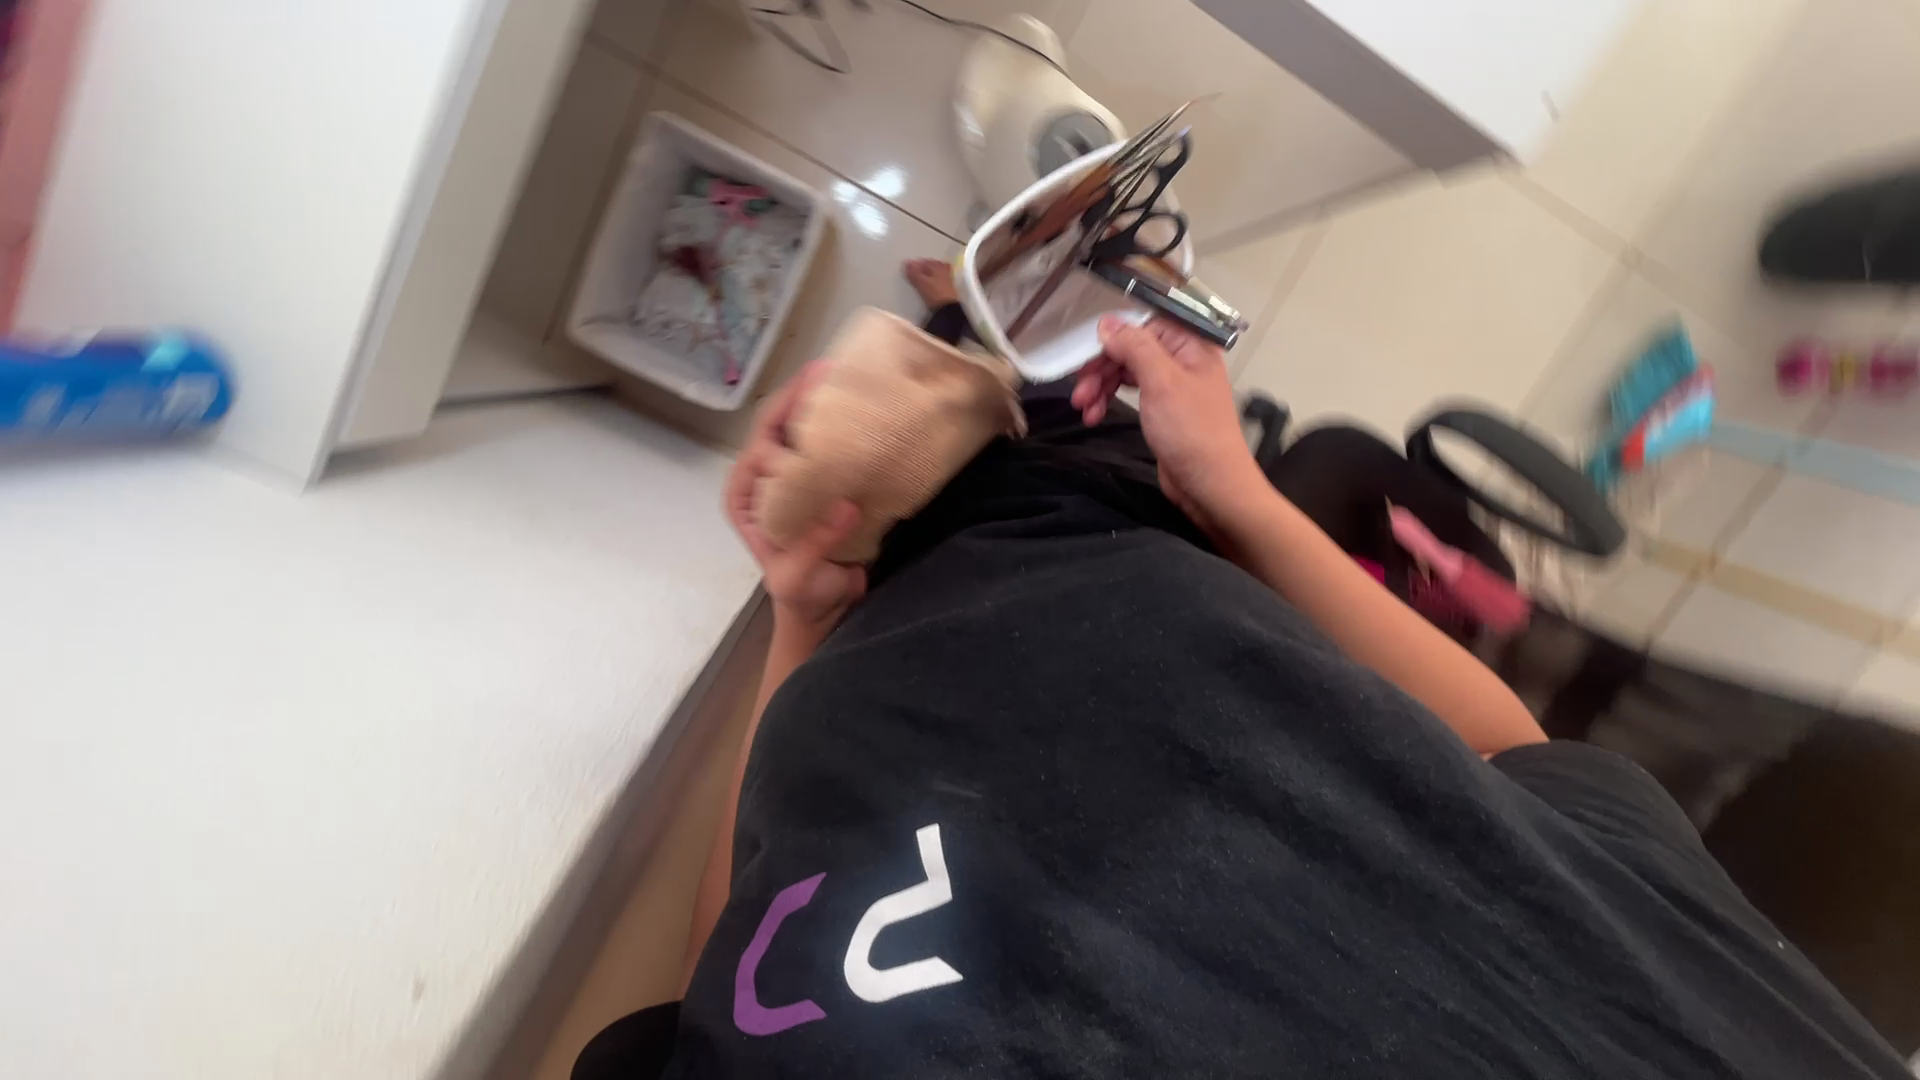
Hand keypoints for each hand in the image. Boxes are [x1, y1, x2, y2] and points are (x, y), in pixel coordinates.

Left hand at [725, 365, 868, 635]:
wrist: (827, 609)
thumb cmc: (802, 595)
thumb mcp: (797, 575)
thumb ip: (815, 543)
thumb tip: (846, 506)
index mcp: (747, 496)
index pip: (761, 446)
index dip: (784, 418)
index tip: (814, 396)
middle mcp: (766, 481)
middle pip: (780, 429)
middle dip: (803, 398)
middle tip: (832, 370)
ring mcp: (795, 480)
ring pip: (805, 434)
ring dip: (824, 407)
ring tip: (851, 379)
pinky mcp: (823, 485)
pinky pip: (831, 451)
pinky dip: (844, 432)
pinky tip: (866, 413)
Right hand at [1070, 316, 1267, 536]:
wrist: (1209, 485)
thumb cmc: (1190, 432)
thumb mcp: (1161, 382)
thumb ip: (1134, 347)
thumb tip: (1107, 322)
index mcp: (1190, 345)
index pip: (1144, 325)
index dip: (1113, 338)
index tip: (1085, 356)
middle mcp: (1182, 360)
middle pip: (1131, 350)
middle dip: (1101, 368)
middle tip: (1078, 392)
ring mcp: (1172, 386)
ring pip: (1126, 373)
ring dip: (1100, 387)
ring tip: (1083, 409)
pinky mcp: (1161, 410)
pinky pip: (1130, 394)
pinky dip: (1109, 401)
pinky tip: (1094, 416)